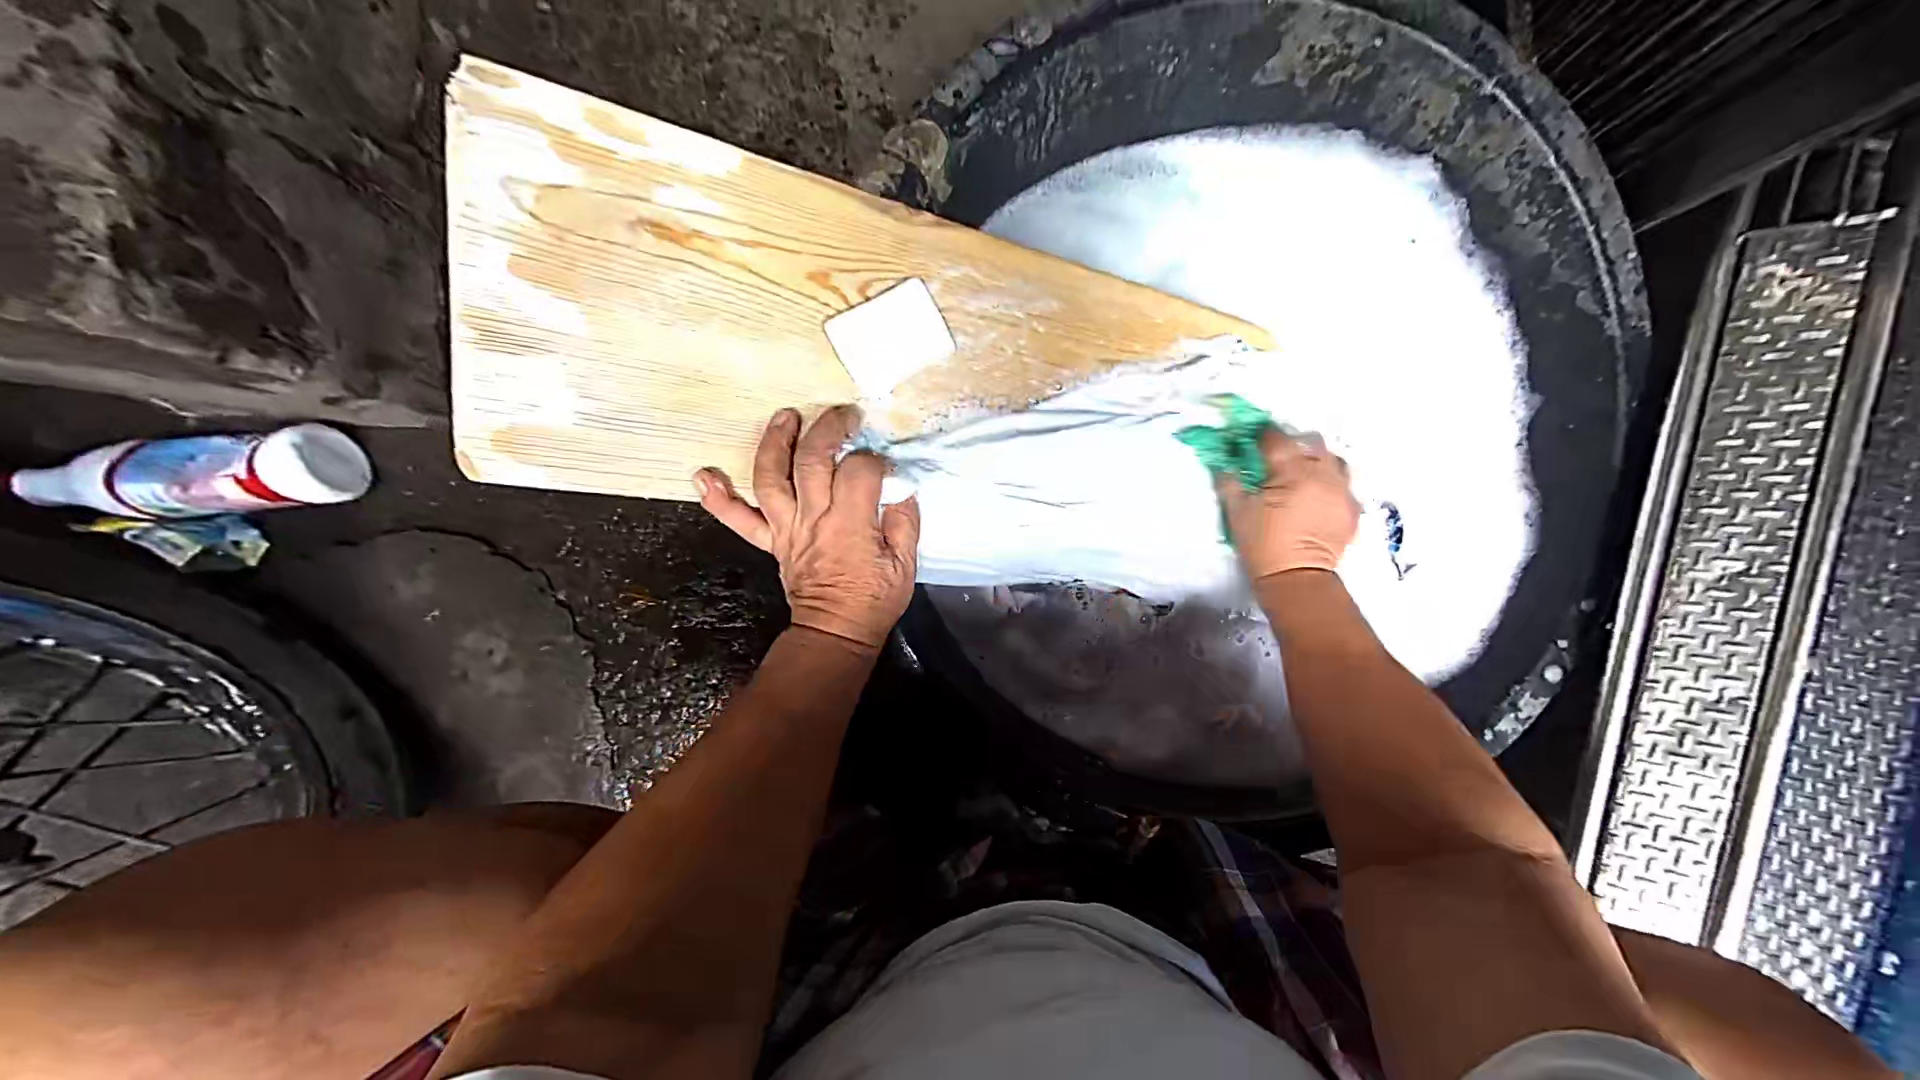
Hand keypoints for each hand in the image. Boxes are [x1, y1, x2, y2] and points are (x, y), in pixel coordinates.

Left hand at [695, 406, 919, 651]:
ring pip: (771, 477)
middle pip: (812, 461)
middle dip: (827, 429)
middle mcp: (814, 519)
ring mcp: (786, 528)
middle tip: (842, 415)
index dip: (873, 459)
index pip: (859, 471)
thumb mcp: (904, 564)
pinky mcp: (771, 539)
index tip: (883, 463)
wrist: (836, 632)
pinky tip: (702, 476)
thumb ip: (904, 520)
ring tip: (786, 416)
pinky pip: (738, 519)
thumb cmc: (873, 600)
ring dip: (775, 442)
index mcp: (851, 525)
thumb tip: (900, 486)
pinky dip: (718, 498)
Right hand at [1215, 430, 1360, 581]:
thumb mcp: (1236, 511)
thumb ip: (1229, 481)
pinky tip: (1316, 496)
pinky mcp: (1352, 509)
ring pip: (1333, 460)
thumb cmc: (1262, 544)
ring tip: (1301, 474)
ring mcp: (1342, 491)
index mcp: (1293, 473)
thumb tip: (1222, 462)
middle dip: (1292, 444)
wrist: (1296, 578)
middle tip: (1276, 457)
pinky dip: (1329, 483)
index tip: (1251, 439)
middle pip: (1311, 443)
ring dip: (1316, 460)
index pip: (1276, 439)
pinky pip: (1343, 484)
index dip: (1262, 435)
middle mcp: (1323, 475)